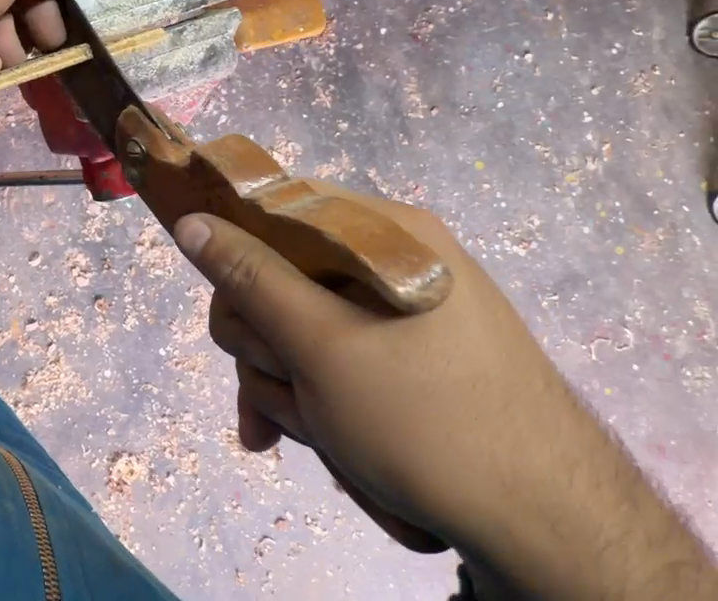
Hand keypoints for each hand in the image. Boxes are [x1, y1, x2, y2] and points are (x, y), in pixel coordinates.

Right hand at [173, 190, 717, 599]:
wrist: (552, 535)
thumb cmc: (428, 421)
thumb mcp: (319, 345)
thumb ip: (248, 277)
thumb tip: (189, 221)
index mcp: (387, 238)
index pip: (277, 206)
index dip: (234, 242)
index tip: (221, 293)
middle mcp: (392, 265)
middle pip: (273, 273)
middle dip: (259, 338)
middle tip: (278, 380)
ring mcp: (396, 317)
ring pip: (289, 326)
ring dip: (281, 380)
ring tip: (310, 428)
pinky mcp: (398, 363)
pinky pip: (321, 361)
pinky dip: (303, 398)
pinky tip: (302, 438)